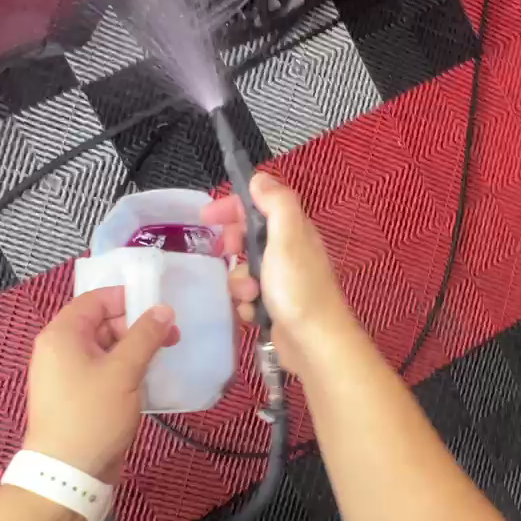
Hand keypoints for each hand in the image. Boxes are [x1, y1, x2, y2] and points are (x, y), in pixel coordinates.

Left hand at [23, 287, 177, 483]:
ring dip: (135, 350)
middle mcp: (60, 350)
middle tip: (172, 336)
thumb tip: (163, 310)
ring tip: (165, 357)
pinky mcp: (78, 398)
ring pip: (106, 350)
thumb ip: (145, 336)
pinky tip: (150, 378)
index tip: (160, 307)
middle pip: (101, 323)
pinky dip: (126, 370)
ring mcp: (68, 376)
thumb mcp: (123, 371)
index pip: (94, 300)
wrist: (68, 473)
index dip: (127, 298)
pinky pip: (104, 372)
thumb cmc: (92, 415)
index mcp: (62, 335)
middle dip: (137, 326)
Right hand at [202, 172, 358, 376]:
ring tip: (250, 294)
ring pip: (244, 270)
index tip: (207, 216)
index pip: (259, 205)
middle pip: (249, 237)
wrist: (313, 342)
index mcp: (294, 230)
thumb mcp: (288, 237)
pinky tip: (253, 313)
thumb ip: (276, 203)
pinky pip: (247, 297)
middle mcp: (289, 252)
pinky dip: (246, 304)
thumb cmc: (298, 288)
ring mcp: (281, 281)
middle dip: (233, 246)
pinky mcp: (274, 306)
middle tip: (226, 252)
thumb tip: (260, 178)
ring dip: (239, 282)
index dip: (232, 207)